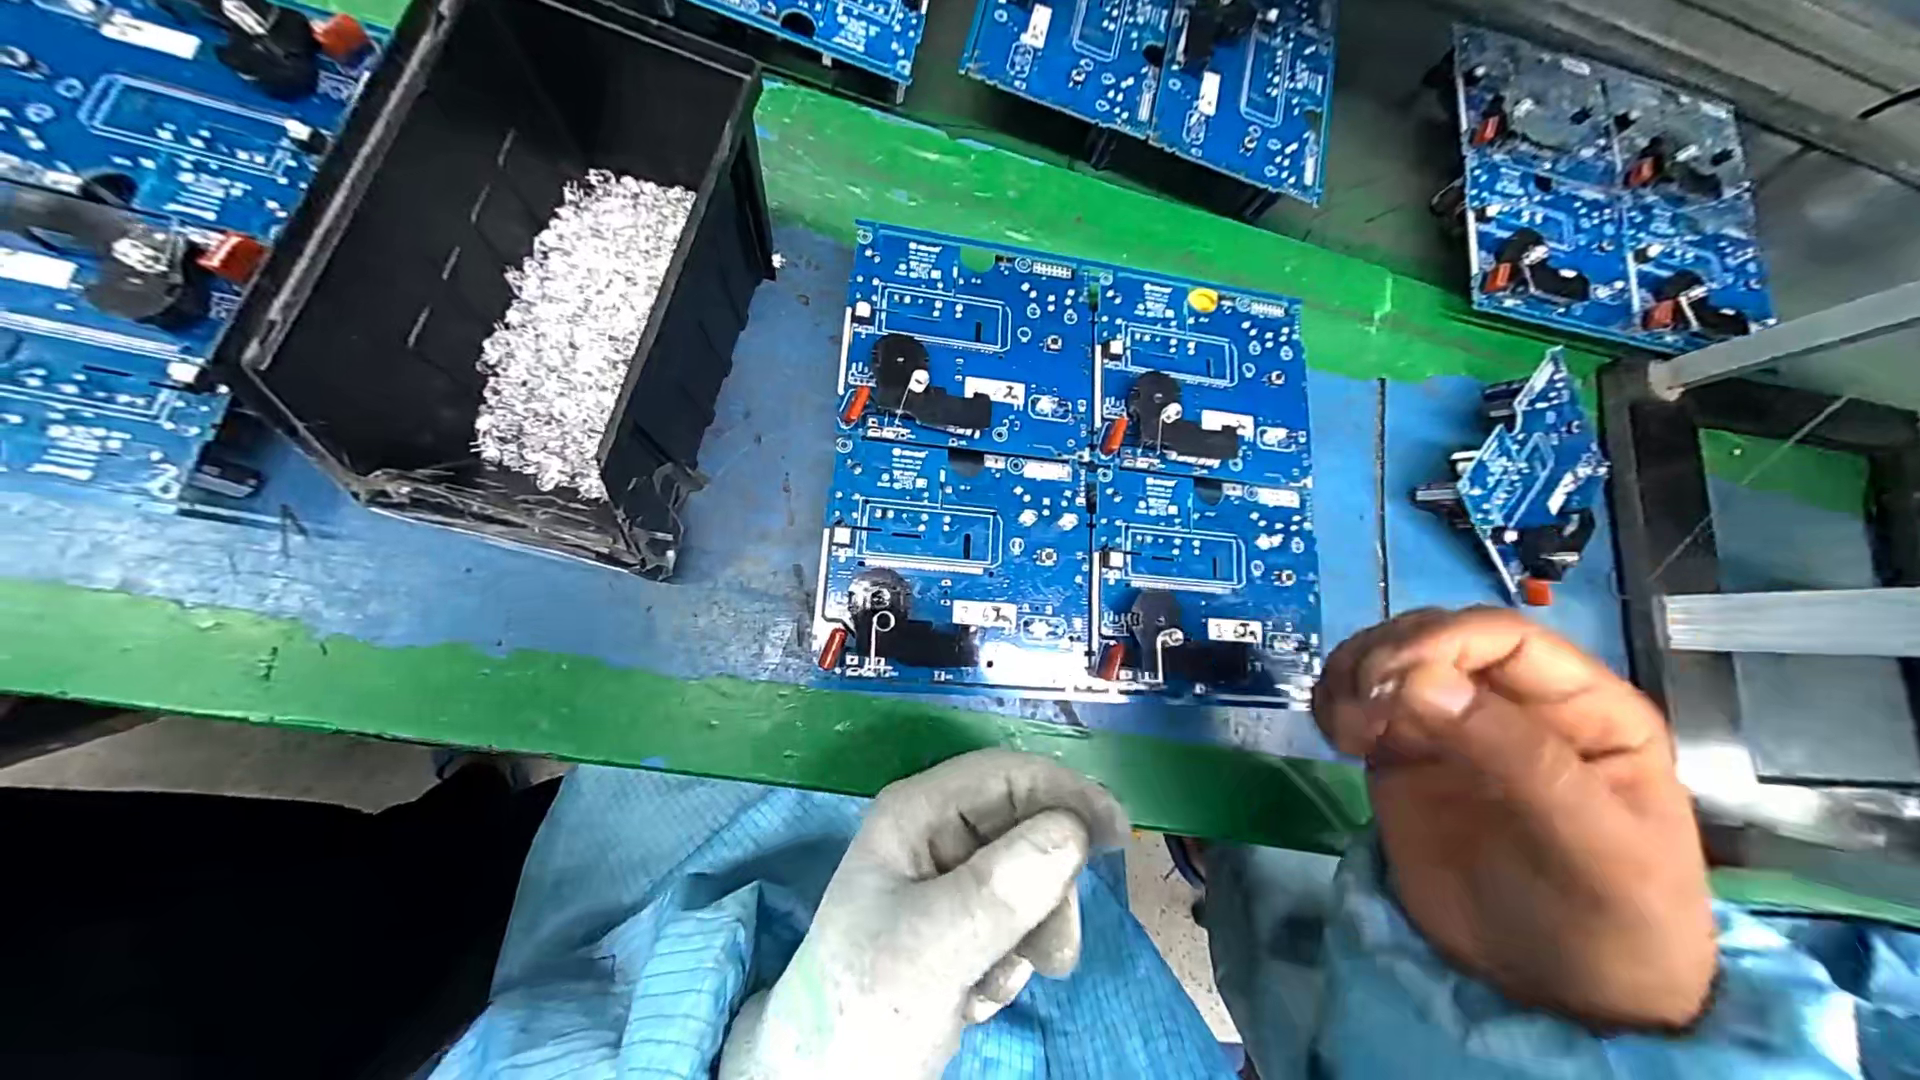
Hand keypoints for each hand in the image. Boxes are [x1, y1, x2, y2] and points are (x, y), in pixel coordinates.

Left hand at [718, 749, 1128, 1079]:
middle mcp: (938, 833)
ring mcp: (952, 879)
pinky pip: (1022, 920)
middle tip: (1049, 952)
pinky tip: (978, 995)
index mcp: (918, 812)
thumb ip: (1000, 890)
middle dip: (1048, 889)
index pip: (1006, 774)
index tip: (1116, 834)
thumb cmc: (866, 1005)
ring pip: (1034, 878)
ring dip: (1032, 934)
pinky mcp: (965, 922)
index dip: (1065, 792)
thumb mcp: (931, 947)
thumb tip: (1074, 833)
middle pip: (1028, 827)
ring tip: (996, 985)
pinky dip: (1015, 959)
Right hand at [1314, 608, 1715, 1029]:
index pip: (1496, 635)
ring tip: (1345, 734)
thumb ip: (1514, 754)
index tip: (1387, 684)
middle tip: (1358, 718)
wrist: (1550, 991)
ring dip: (1348, 677)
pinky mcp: (1397, 749)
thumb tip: (1415, 678)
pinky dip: (1331, 702)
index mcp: (1579, 705)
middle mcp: (1506, 699)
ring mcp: (1446, 722)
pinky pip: (1353, 698)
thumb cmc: (1604, 920)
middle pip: (1426, 636)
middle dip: (1380, 660)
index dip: (1436, 643)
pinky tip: (1338, 737)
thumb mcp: (1589, 844)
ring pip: (1381, 657)